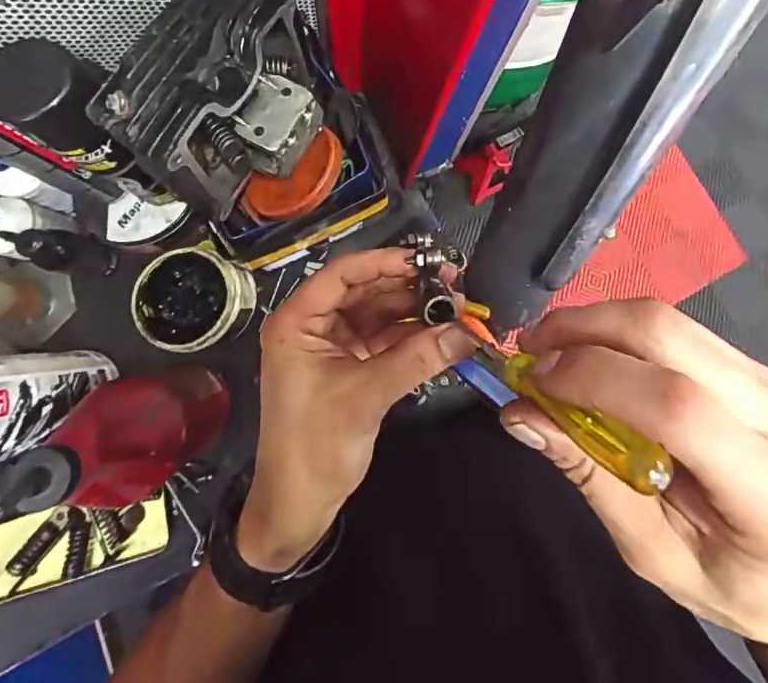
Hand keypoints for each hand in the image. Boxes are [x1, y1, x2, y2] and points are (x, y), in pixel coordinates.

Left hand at [237, 249, 473, 569]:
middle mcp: (316, 323)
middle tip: (455, 282)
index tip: (429, 262)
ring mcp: (336, 342)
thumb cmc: (315, 447)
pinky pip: (389, 334)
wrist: (298, 506)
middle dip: (411, 284)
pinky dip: (416, 331)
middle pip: (368, 288)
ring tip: (458, 304)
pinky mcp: (355, 361)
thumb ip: (418, 358)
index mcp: (298, 322)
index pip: (343, 273)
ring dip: (418, 307)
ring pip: (382, 309)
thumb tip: (469, 332)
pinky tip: (445, 329)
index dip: (386, 261)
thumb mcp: (366, 397)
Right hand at [499, 301, 767, 659]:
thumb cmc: (733, 584)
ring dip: (605, 322)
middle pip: (678, 341)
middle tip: (533, 343)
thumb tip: (523, 414)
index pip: (683, 410)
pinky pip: (687, 334)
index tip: (535, 376)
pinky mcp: (763, 371)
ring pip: (680, 325)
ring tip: (555, 344)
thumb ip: (594, 478)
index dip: (601, 380)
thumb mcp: (654, 556)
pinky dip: (630, 332)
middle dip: (592, 327)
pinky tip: (598, 350)